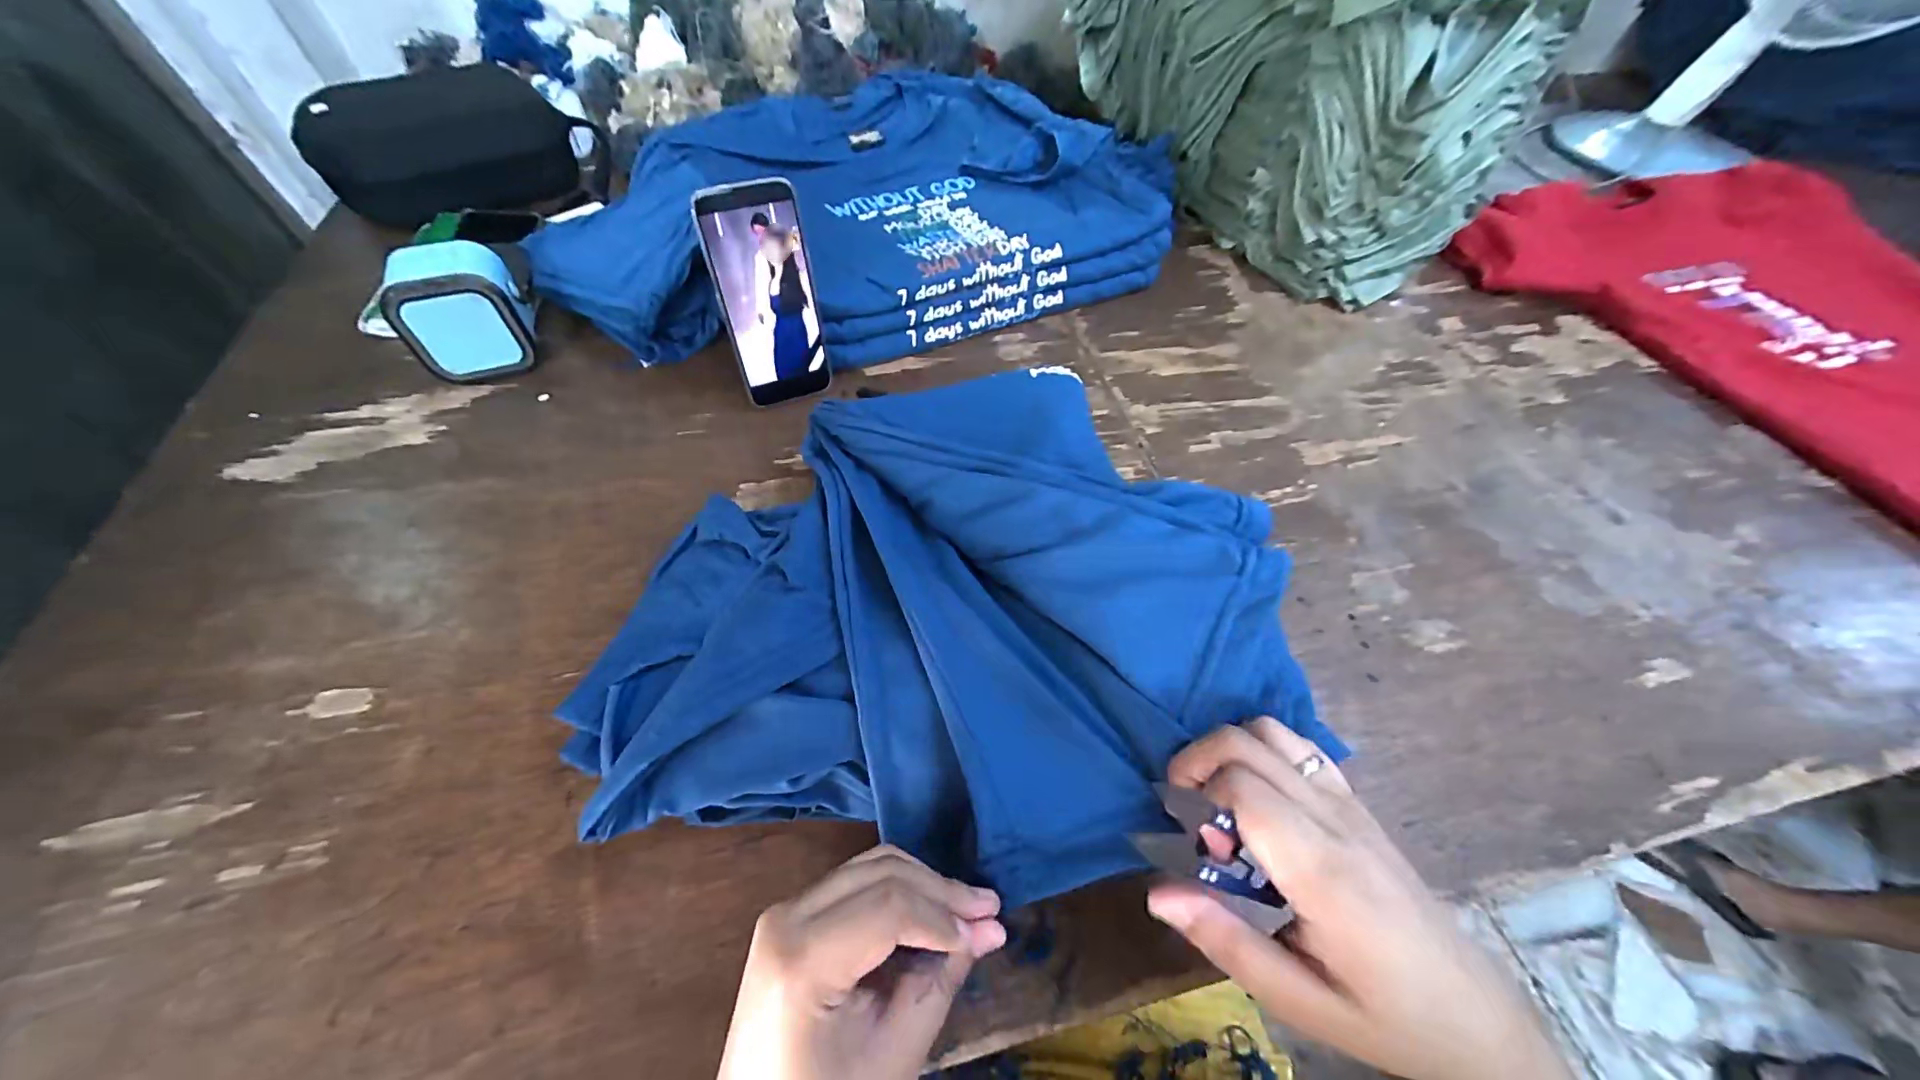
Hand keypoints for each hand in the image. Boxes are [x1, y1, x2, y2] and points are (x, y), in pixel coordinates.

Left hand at [717, 845, 1005, 1079]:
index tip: (986, 931)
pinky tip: (929, 911)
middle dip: (940, 889)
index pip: (888, 906)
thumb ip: (940, 981)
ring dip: (923, 883)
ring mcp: (785, 909)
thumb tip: (992, 929)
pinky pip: (855, 880)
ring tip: (967, 909)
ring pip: (870, 865)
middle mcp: (787, 916)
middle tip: (989, 908)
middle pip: (881, 872)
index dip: (943, 914)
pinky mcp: (792, 912)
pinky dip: (898, 889)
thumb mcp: (891, 1053)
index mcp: (801, 958)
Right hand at [1146, 720, 1570, 1079]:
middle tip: (1188, 815)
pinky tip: (1256, 795)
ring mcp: (1348, 803)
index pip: (1242, 786)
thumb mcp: (1298, 1001)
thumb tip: (1156, 892)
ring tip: (1217, 801)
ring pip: (1269, 730)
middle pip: (1246, 742)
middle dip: (1196, 763)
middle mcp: (1334, 819)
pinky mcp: (1355, 802)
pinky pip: (1298, 745)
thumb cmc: (1382, 1014)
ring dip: (1227, 751)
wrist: (1473, 1013)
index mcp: (1321, 870)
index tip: (1196, 844)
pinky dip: (1260, 749)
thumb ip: (1225, 940)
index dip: (1198, 798)